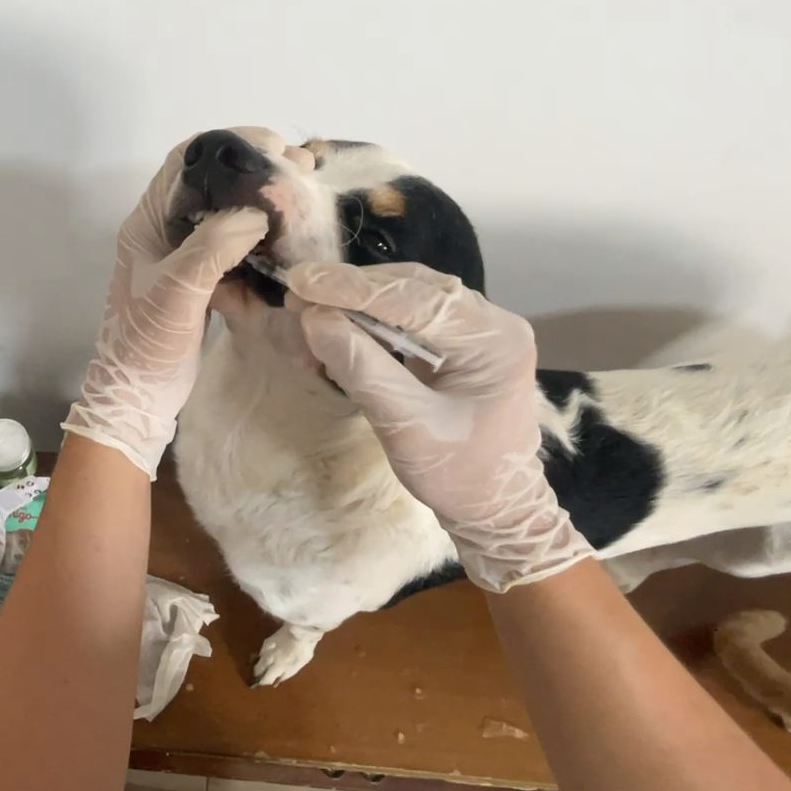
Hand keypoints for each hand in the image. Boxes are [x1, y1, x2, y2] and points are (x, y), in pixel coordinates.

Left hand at [62, 141, 267, 477]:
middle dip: (253, 170)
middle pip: (209, 184)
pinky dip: (258, 235)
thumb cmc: (147, 343)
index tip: (273, 146)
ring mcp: (181, 256)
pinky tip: (288, 232)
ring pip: (223, 214)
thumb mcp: (178, 290)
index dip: (228, 146)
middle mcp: (161, 230)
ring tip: (303, 191)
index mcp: (145, 223)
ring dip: (260, 201)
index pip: (185, 163)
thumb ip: (214, 245)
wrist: (138, 397)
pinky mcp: (199, 280)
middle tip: (300, 167)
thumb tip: (257, 211)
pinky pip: (230, 245)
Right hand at [287, 262, 593, 590]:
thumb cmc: (457, 475)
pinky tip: (338, 330)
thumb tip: (314, 320)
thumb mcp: (405, 426)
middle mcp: (491, 322)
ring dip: (355, 304)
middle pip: (412, 288)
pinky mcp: (459, 342)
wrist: (495, 509)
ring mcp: (478, 329)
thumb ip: (362, 369)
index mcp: (493, 340)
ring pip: (408, 297)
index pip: (415, 300)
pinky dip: (369, 321)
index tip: (300, 281)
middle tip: (296, 296)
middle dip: (351, 291)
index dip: (352, 288)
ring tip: (308, 313)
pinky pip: (410, 317)